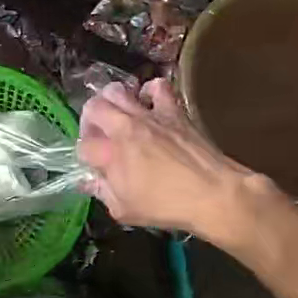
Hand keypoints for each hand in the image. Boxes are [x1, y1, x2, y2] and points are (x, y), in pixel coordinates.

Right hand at [76, 78, 283, 240]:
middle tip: (99, 135)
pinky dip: (149, 91)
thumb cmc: (167, 207)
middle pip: (93, 107)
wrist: (213, 194)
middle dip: (89, 121)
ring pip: (117, 90)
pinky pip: (157, 86)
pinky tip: (150, 104)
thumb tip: (90, 182)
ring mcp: (149, 115)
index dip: (86, 157)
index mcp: (111, 154)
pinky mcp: (173, 110)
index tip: (97, 167)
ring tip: (119, 115)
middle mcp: (125, 128)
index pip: (84, 146)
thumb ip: (103, 192)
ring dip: (112, 101)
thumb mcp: (125, 211)